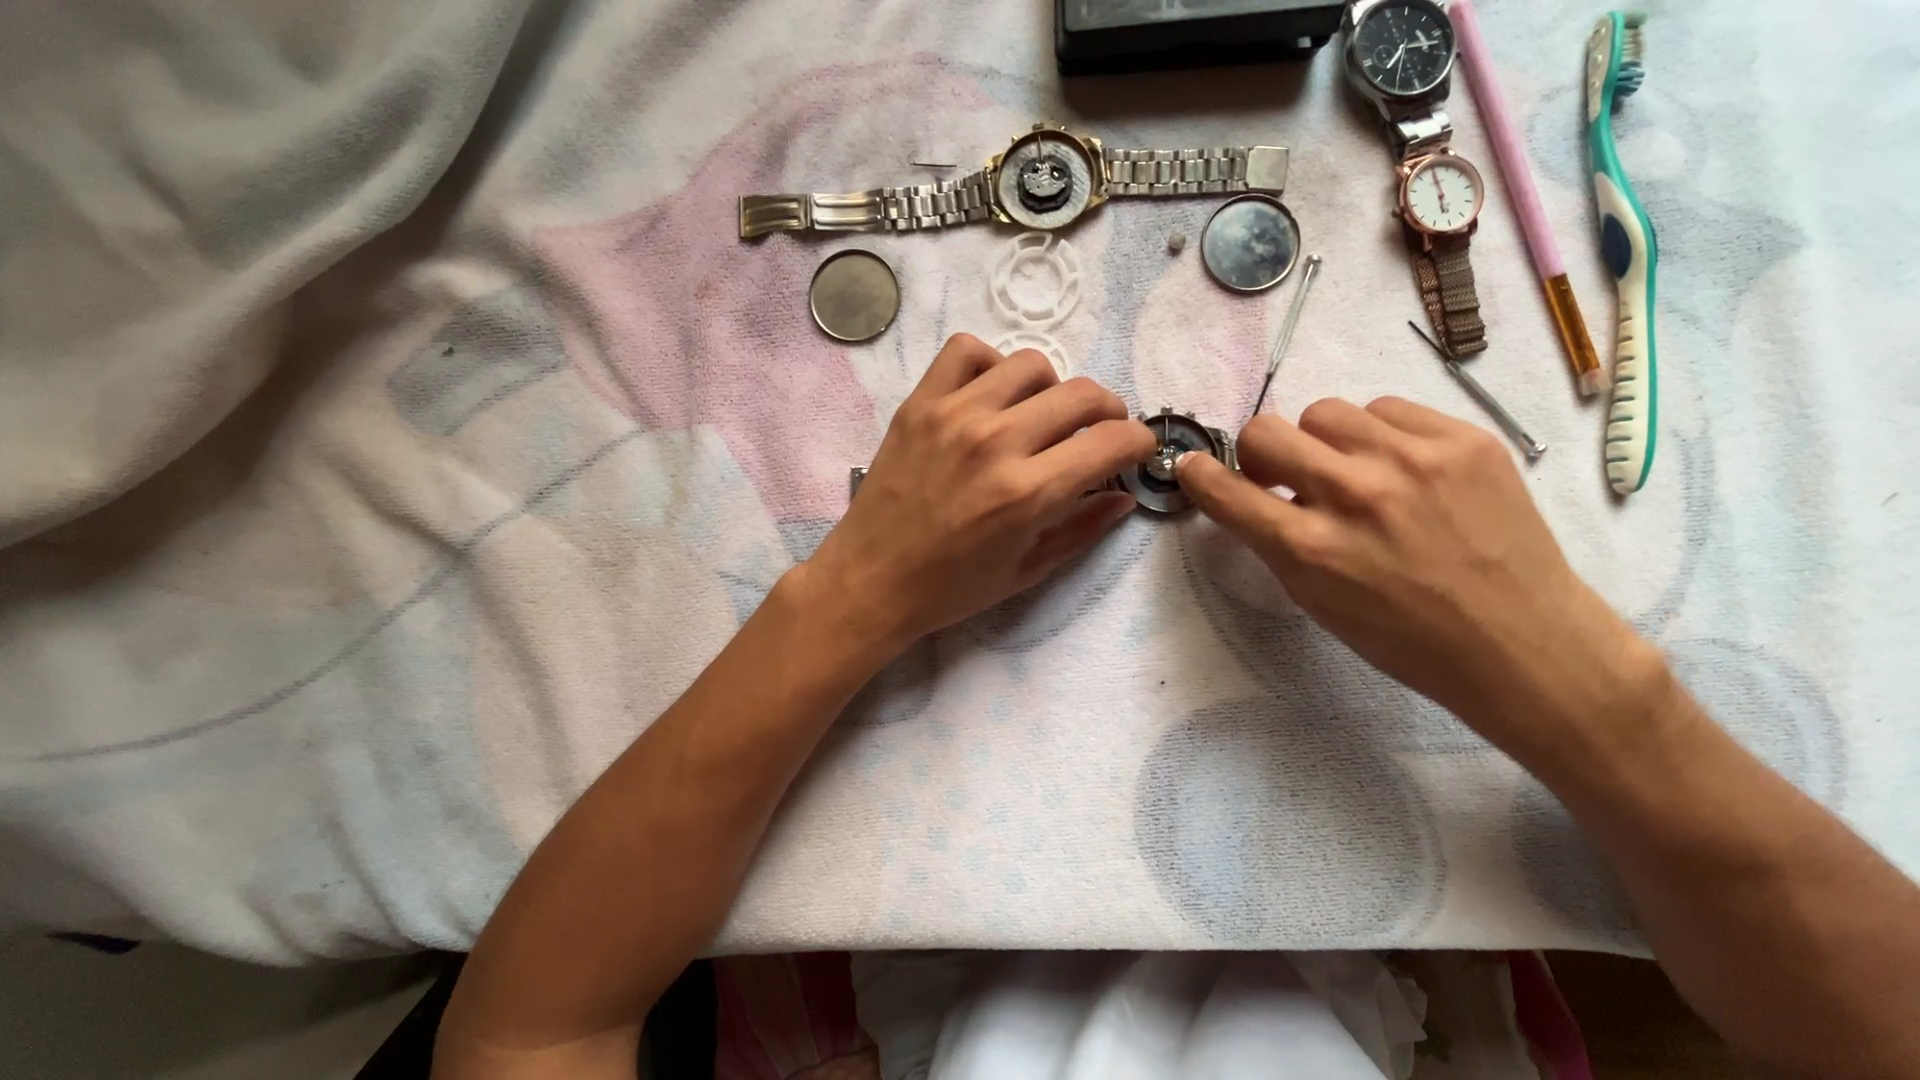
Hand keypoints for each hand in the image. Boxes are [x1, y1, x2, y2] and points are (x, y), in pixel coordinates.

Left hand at [801, 334, 1155, 652]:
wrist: (871, 580)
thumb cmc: (952, 587)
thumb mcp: (1028, 571)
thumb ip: (1083, 529)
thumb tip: (1123, 495)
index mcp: (1028, 493)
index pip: (1111, 440)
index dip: (1139, 442)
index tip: (1134, 450)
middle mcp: (996, 443)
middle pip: (1081, 393)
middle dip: (1108, 411)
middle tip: (1098, 432)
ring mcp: (953, 415)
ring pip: (1030, 364)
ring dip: (1051, 388)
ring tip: (1040, 415)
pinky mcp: (919, 404)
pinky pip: (966, 351)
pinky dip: (990, 364)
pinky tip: (991, 396)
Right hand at [1176, 398, 1655, 751]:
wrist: (1522, 641)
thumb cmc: (1407, 639)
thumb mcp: (1319, 602)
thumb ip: (1277, 542)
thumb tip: (1249, 492)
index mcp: (1311, 550)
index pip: (1226, 490)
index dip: (1200, 475)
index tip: (1196, 468)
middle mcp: (1354, 495)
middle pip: (1266, 431)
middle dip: (1259, 453)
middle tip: (1283, 476)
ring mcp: (1412, 459)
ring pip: (1325, 411)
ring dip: (1322, 442)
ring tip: (1351, 471)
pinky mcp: (1462, 438)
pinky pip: (1387, 408)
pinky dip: (1378, 435)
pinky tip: (1400, 468)